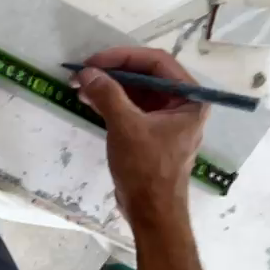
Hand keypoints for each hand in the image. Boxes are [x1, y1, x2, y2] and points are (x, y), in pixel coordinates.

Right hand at [72, 48, 208, 230]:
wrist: (151, 211)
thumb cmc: (147, 169)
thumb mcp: (126, 128)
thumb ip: (108, 96)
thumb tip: (86, 73)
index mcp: (189, 98)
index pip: (156, 63)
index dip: (123, 57)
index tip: (93, 61)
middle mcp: (181, 104)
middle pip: (145, 76)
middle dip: (112, 73)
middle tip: (83, 73)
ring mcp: (165, 120)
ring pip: (135, 93)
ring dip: (108, 88)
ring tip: (80, 86)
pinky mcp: (149, 134)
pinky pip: (130, 109)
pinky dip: (110, 103)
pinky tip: (88, 101)